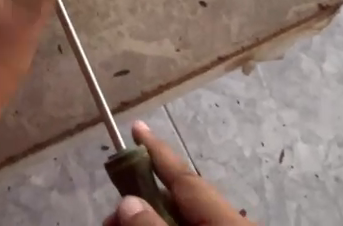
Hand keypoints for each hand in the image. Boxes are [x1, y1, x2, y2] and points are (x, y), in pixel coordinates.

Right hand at [105, 121, 247, 225]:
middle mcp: (232, 221)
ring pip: (185, 220)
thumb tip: (127, 200)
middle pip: (181, 200)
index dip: (157, 150)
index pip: (184, 175)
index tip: (136, 125)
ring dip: (152, 220)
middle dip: (143, 199)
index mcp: (227, 217)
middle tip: (111, 215)